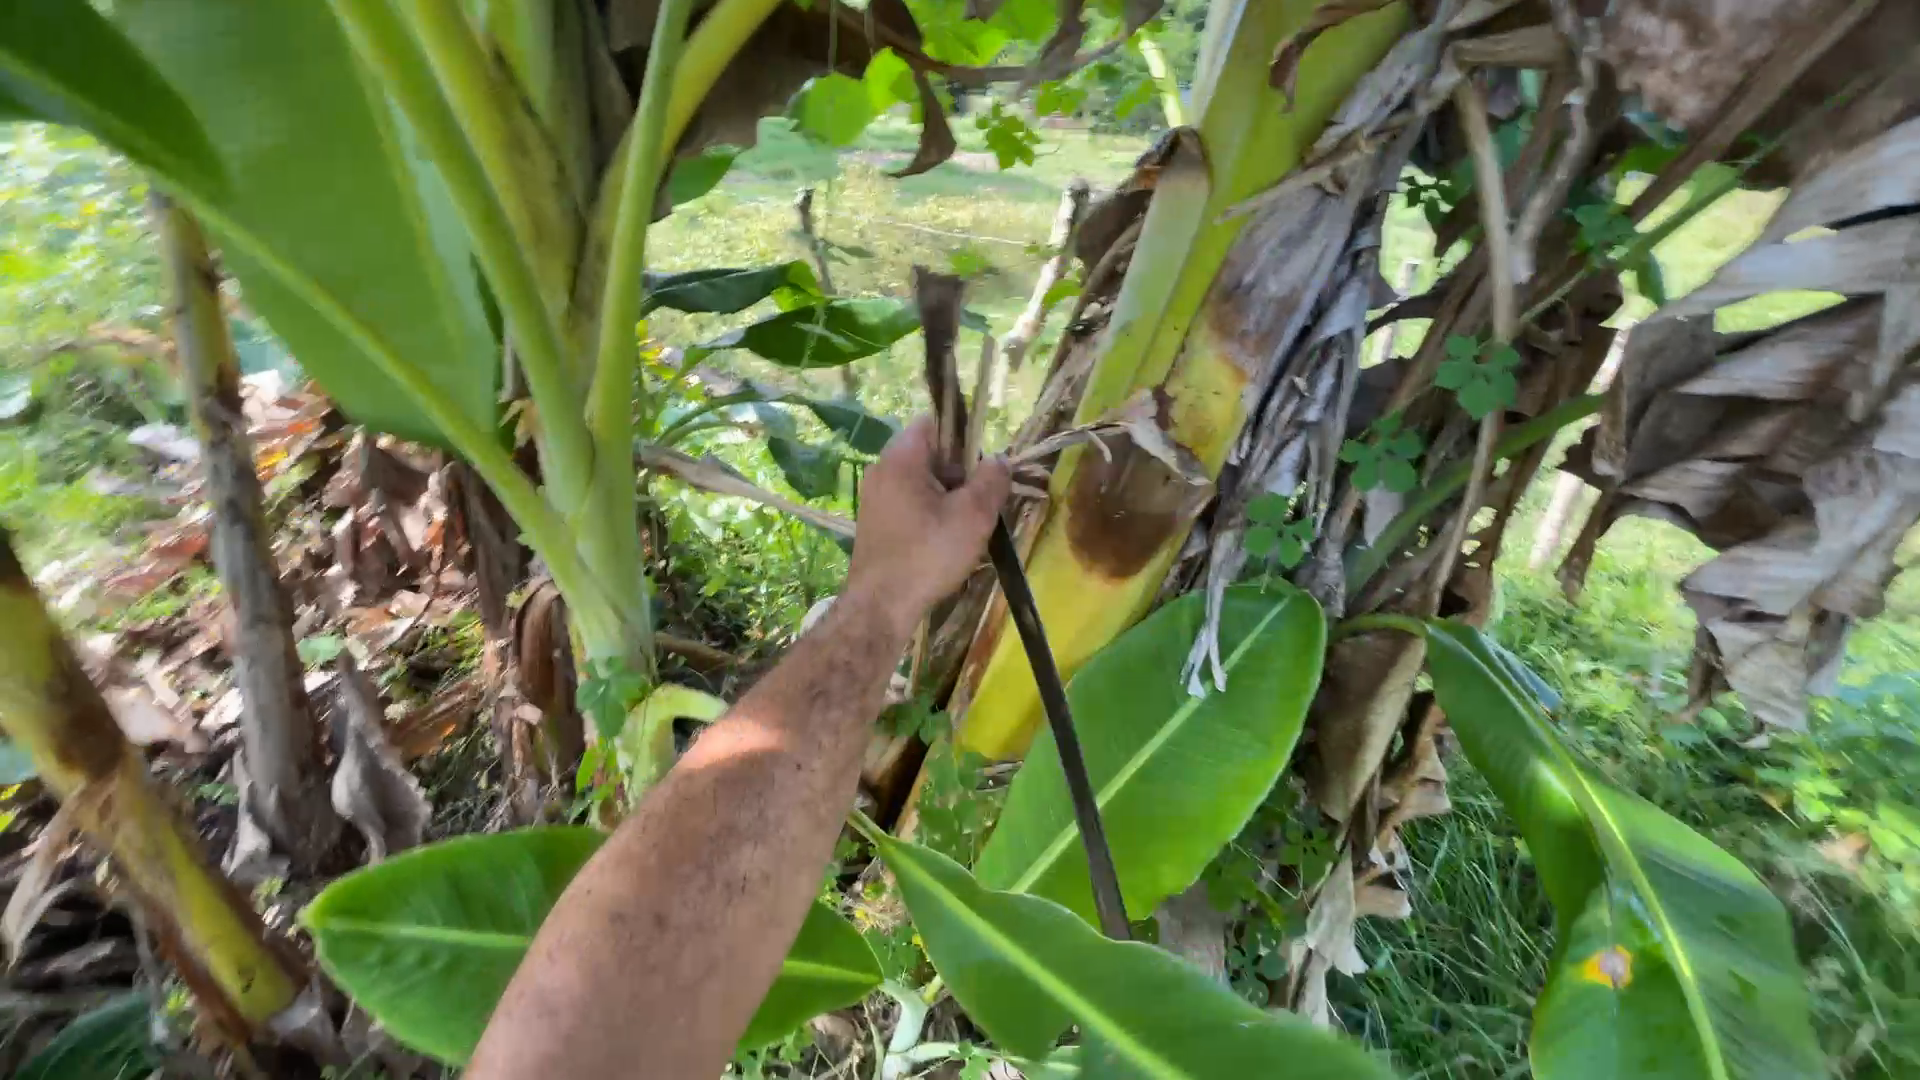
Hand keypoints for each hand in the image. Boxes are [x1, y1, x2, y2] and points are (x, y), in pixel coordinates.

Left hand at [845, 416, 1009, 635]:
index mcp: (901, 458)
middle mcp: (881, 471)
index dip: (965, 438)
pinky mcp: (876, 524)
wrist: (881, 607)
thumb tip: (998, 460)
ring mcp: (875, 499)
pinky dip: (931, 515)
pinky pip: (910, 504)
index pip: (935, 423)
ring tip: (967, 526)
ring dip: (948, 498)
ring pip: (922, 483)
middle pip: (930, 454)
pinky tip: (945, 543)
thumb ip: (992, 479)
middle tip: (981, 501)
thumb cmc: (928, 554)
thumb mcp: (973, 515)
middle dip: (960, 473)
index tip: (983, 468)